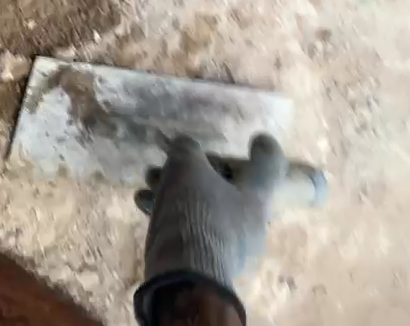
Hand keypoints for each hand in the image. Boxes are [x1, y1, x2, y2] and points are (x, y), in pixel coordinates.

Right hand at [133, 135, 284, 325]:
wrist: (183, 271)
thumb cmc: (195, 209)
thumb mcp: (186, 165)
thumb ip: (187, 149)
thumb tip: (186, 149)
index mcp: (255, 199)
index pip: (266, 168)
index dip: (264, 150)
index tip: (261, 138)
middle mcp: (248, 222)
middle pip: (225, 185)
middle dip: (195, 168)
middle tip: (169, 158)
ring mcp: (227, 243)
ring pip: (201, 203)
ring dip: (174, 187)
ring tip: (147, 179)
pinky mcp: (205, 257)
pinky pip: (188, 223)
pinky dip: (168, 209)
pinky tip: (142, 201)